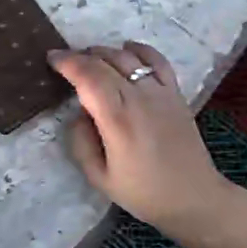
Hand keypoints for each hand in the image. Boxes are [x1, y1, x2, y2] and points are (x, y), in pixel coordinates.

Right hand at [50, 44, 238, 236]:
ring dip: (104, 51)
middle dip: (80, 56)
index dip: (68, 62)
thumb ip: (81, 141)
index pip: (88, 76)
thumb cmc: (144, 193)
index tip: (52, 59)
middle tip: (65, 61)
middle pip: (105, 62)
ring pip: (127, 57)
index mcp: (117, 120)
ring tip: (90, 57)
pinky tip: (127, 49)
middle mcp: (138, 98)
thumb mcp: (99, 177)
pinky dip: (139, 50)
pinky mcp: (175, 93)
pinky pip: (157, 60)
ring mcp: (160, 92)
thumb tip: (79, 112)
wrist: (195, 198)